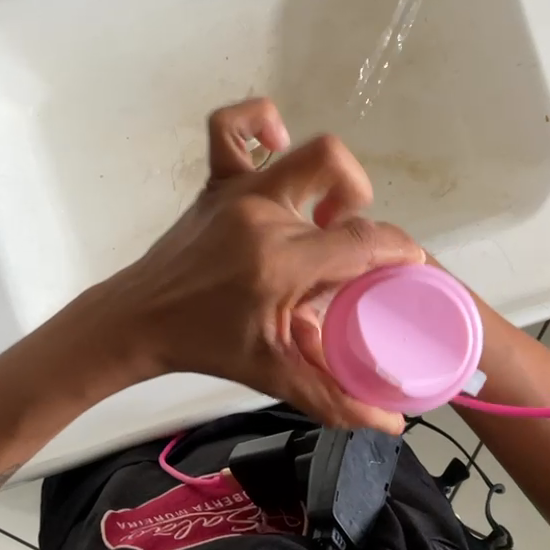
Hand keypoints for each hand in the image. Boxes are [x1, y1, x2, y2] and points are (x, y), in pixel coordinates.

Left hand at [87, 98, 423, 432]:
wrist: (139, 320)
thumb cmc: (206, 346)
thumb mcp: (273, 374)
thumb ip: (335, 398)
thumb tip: (390, 424)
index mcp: (281, 262)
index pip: (363, 240)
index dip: (400, 250)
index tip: (410, 265)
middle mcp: (262, 215)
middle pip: (337, 174)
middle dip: (360, 205)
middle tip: (347, 246)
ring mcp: (236, 192)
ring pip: (301, 149)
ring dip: (328, 175)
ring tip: (319, 213)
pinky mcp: (214, 184)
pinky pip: (231, 128)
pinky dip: (260, 124)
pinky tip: (275, 149)